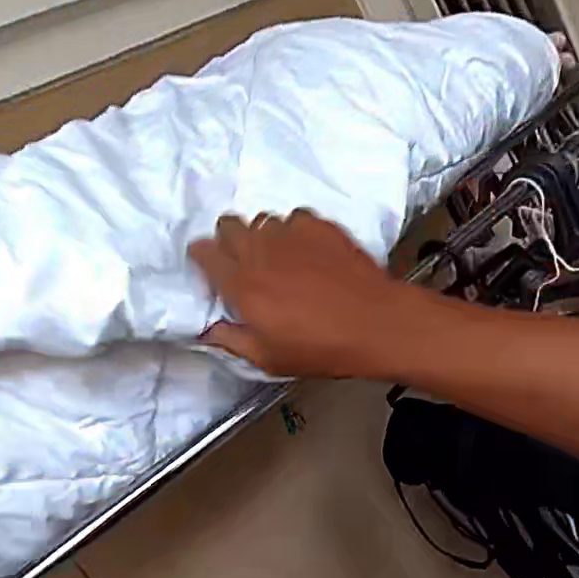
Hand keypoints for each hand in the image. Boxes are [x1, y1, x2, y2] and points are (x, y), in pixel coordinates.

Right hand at [188, 210, 436, 377]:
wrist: (376, 324)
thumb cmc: (321, 348)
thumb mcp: (269, 359)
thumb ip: (232, 341)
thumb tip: (210, 330)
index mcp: (242, 284)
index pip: (203, 253)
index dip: (203, 259)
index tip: (213, 271)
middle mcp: (261, 250)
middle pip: (228, 225)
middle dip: (229, 241)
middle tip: (245, 264)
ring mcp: (293, 233)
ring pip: (263, 220)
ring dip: (264, 237)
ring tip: (281, 260)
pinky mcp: (321, 227)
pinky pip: (295, 218)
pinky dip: (295, 231)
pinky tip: (309, 253)